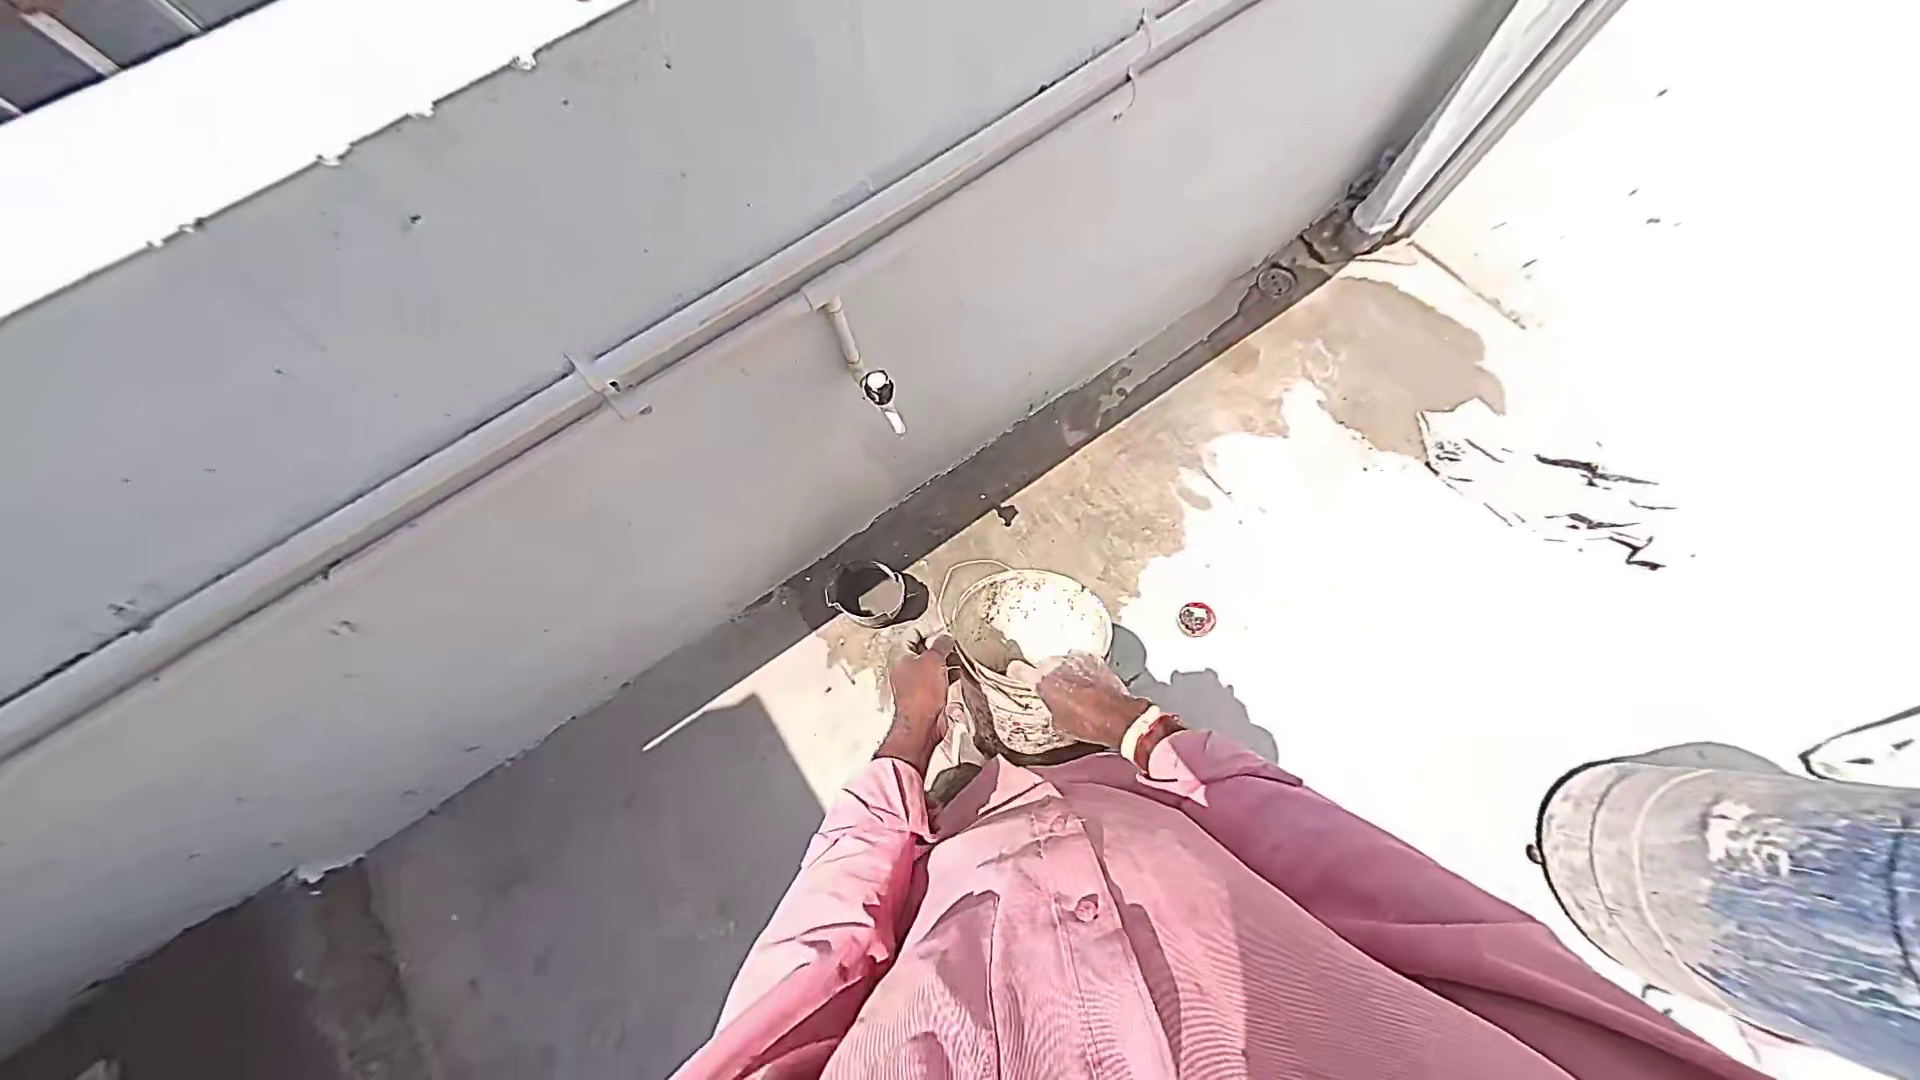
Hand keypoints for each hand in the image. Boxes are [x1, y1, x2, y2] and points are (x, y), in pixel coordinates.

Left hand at [874, 635, 954, 772]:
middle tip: (953, 645)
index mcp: (900, 655)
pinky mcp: (924, 694)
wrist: (922, 724)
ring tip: (958, 658)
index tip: (943, 632)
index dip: (929, 630)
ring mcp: (914, 682)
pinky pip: (936, 679)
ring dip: (945, 660)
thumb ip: (941, 645)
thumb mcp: (934, 661)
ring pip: (931, 664)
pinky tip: (957, 673)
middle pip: (923, 649)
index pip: (913, 634)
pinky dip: (947, 674)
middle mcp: (904, 667)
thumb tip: (946, 637)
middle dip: (939, 647)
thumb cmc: (921, 693)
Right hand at [1007, 652, 1148, 748]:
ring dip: (1065, 671)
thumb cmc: (1089, 724)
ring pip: (1061, 661)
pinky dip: (1081, 668)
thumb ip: (1048, 705)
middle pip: (1043, 665)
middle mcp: (1055, 665)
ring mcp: (1074, 658)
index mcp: (1042, 682)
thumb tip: (1047, 702)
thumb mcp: (1059, 722)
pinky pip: (1079, 660)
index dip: (1016, 673)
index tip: (1018, 675)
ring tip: (1075, 687)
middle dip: (1047, 675)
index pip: (1017, 669)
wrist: (1120, 717)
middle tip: (1056, 690)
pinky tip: (1088, 681)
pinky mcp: (1092, 657)